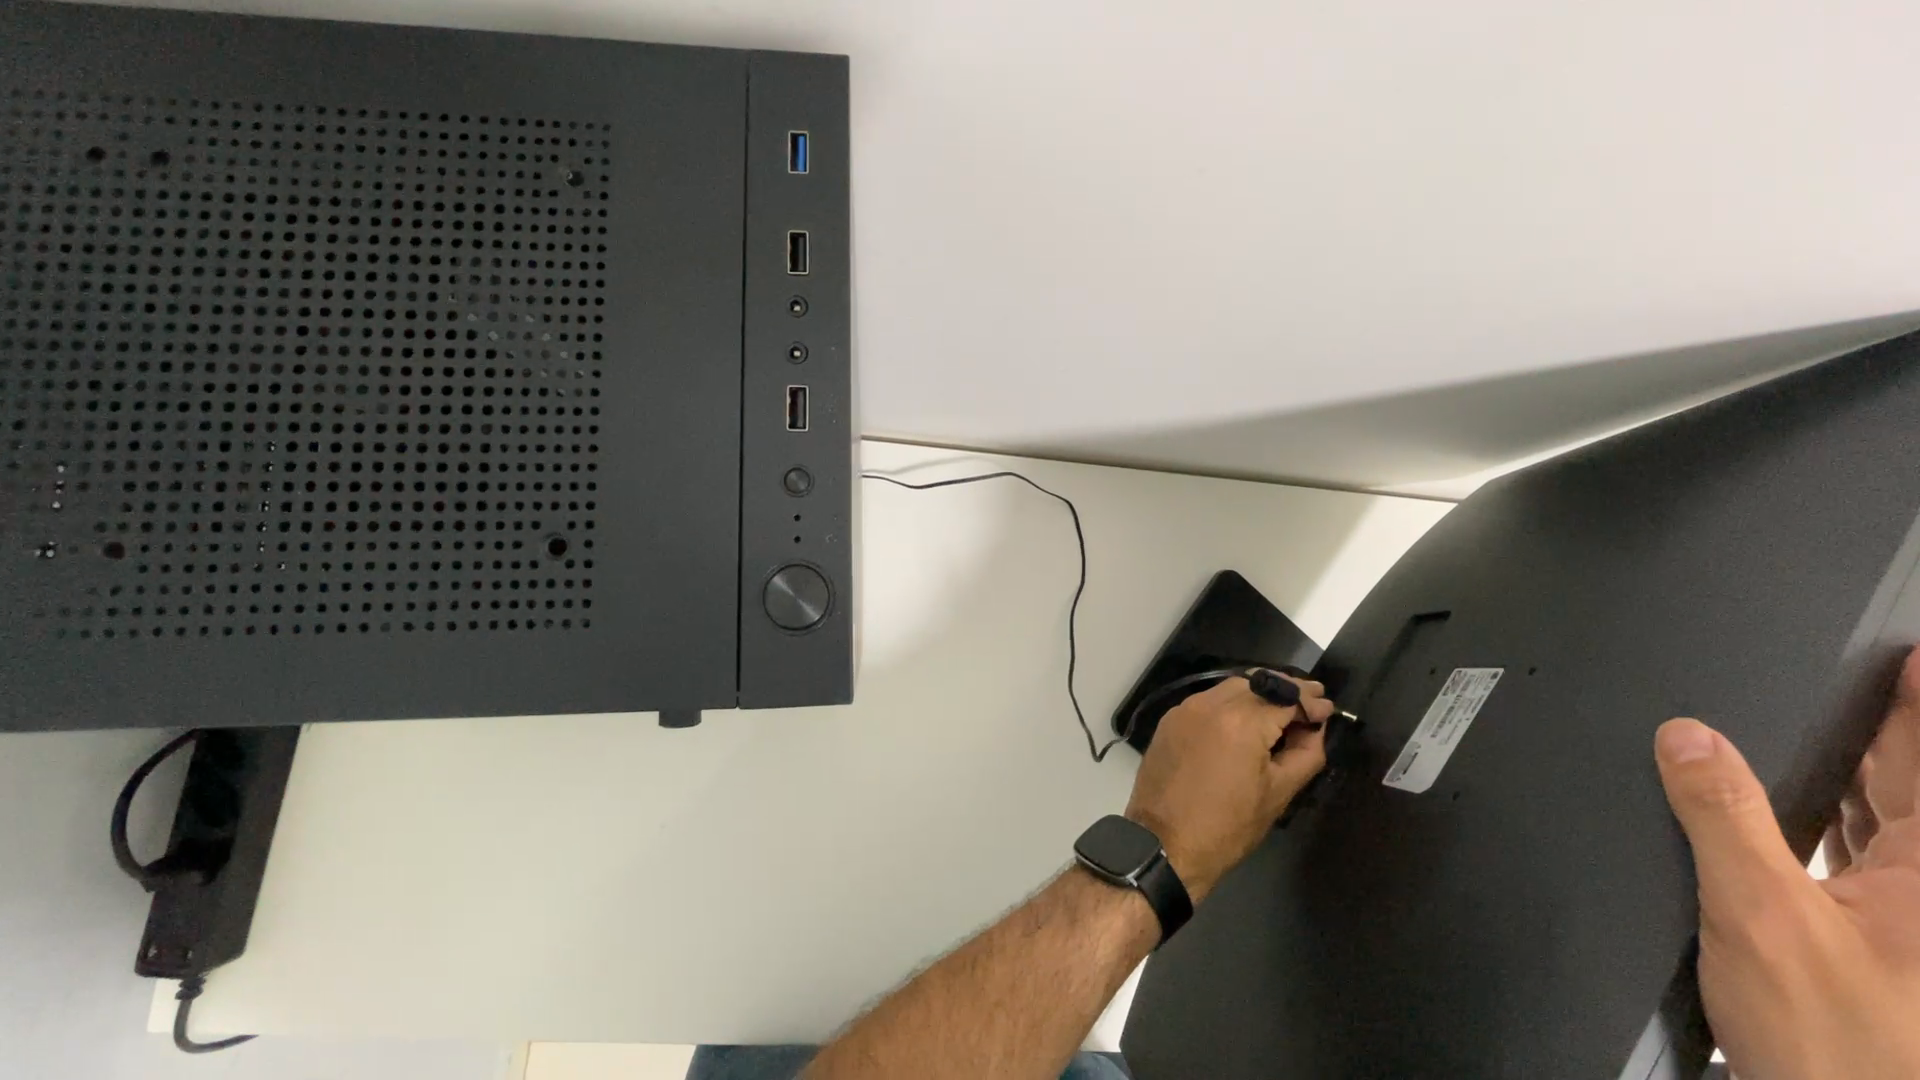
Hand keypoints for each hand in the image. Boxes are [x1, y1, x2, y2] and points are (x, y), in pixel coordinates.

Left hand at [1125, 672, 1331, 902]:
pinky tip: (1245, 720)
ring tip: (1281, 710)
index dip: (1311, 701)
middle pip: (1257, 682)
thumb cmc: (1227, 826)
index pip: (1286, 696)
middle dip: (1286, 690)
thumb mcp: (1278, 793)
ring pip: (1230, 687)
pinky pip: (1208, 701)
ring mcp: (1185, 709)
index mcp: (1240, 721)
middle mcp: (1210, 704)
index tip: (1327, 709)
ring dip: (1258, 693)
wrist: (1164, 844)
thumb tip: (1314, 728)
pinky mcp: (1169, 721)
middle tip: (1310, 703)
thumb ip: (1305, 753)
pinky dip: (1231, 703)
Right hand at [1653, 646, 1919, 1079]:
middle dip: (1882, 731)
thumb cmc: (1841, 1047)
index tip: (1915, 654)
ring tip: (1808, 728)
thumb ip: (1724, 816)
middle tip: (1849, 677)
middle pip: (1906, 786)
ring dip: (1845, 775)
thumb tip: (1687, 737)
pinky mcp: (1872, 941)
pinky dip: (1819, 820)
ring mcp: (1905, 918)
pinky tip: (1785, 806)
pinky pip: (1850, 856)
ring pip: (1879, 821)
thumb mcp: (1763, 916)